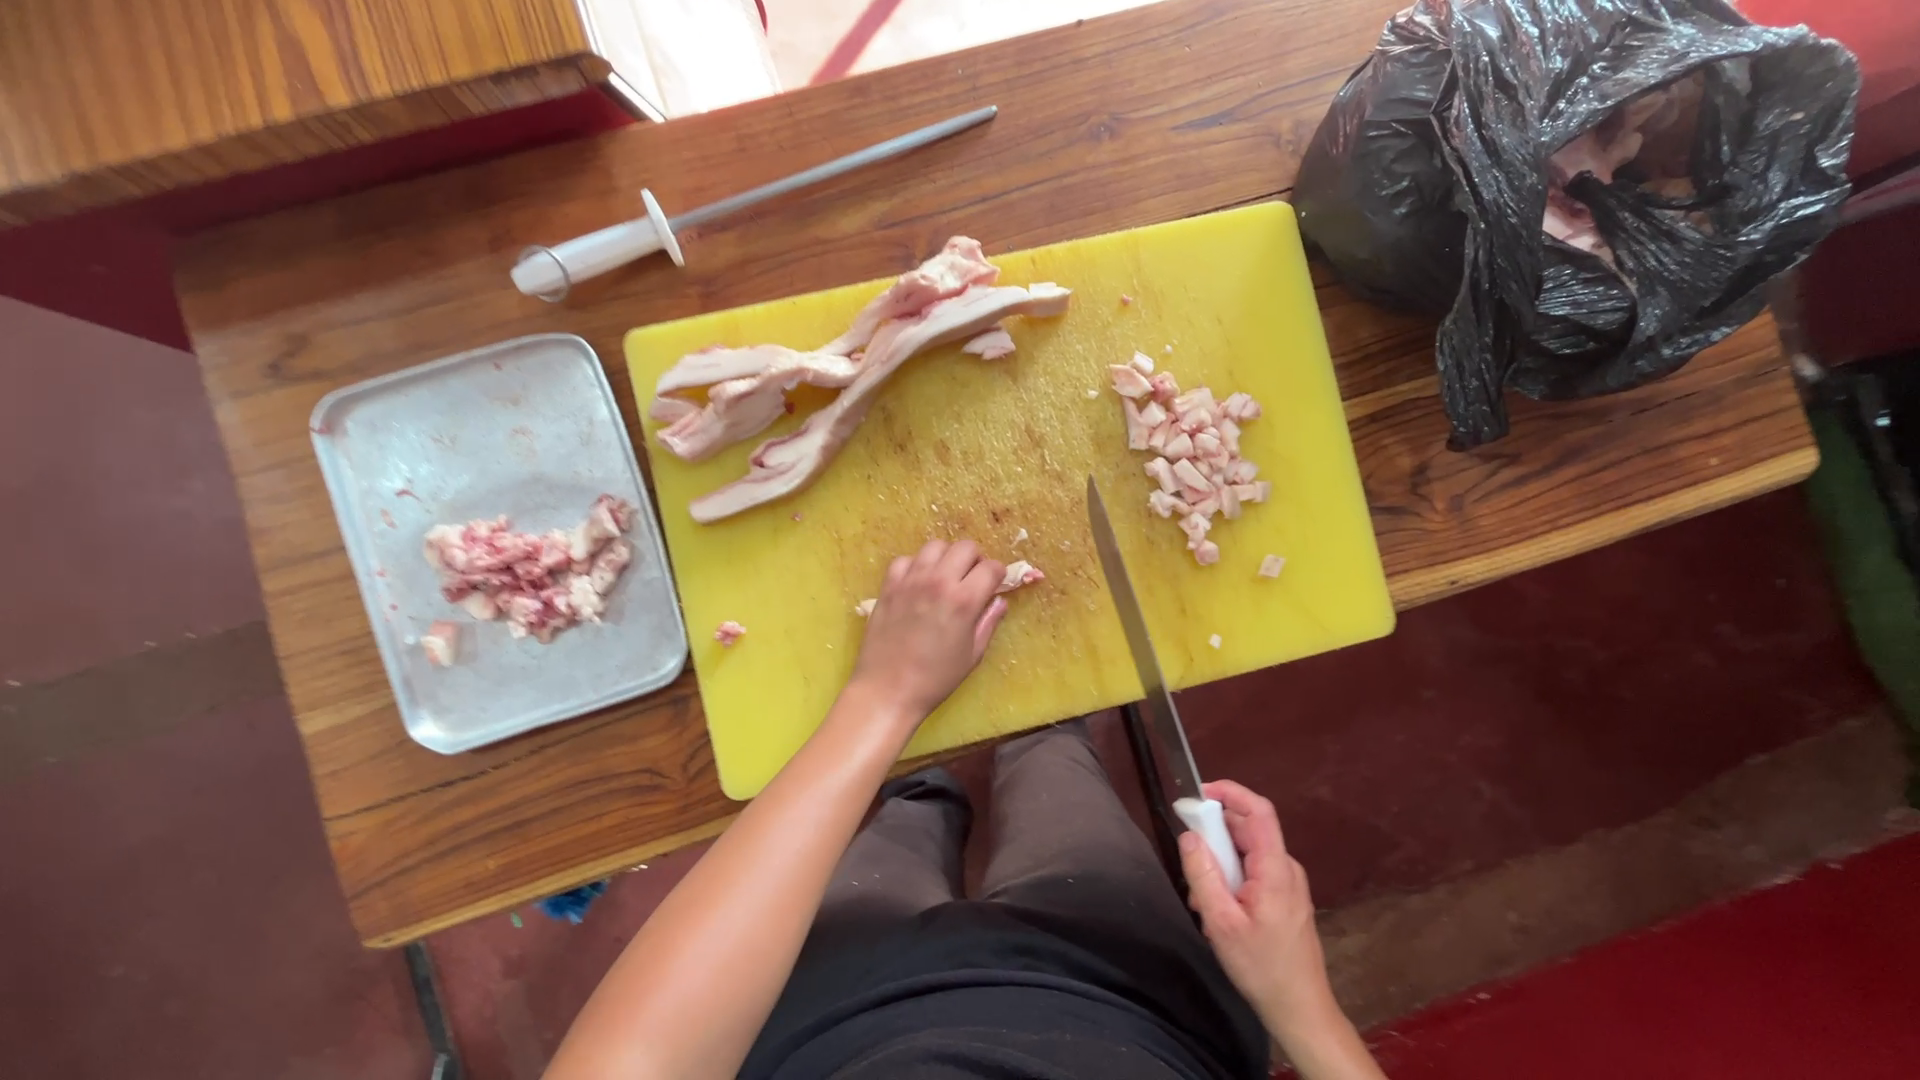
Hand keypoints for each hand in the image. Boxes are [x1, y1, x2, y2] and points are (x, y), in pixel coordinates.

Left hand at [849, 539, 1008, 723]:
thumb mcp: (972, 654)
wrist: (888, 689)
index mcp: (964, 600)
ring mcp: (910, 581)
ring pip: (935, 546)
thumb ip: (988, 622)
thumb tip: (999, 601)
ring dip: (946, 557)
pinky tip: (917, 584)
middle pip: (965, 547)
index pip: (991, 567)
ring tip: (945, 578)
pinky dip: (916, 566)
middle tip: (971, 579)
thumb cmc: (935, 679)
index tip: (994, 584)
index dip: (997, 574)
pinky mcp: (888, 586)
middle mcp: (938, 582)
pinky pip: (905, 559)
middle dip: (975, 559)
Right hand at [1180, 780, 1335, 1041]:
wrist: (1299, 1008)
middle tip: (1188, 859)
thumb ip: (1203, 874)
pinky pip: (1253, 871)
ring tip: (1202, 898)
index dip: (1230, 792)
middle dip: (1214, 836)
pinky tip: (1218, 910)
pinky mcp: (1285, 897)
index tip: (1198, 794)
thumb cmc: (1260, 966)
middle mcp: (1286, 868)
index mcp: (1275, 869)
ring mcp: (1288, 883)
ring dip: (1219, 863)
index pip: (1258, 810)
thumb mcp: (1221, 922)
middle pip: (1248, 829)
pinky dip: (1230, 878)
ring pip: (1247, 852)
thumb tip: (1188, 835)